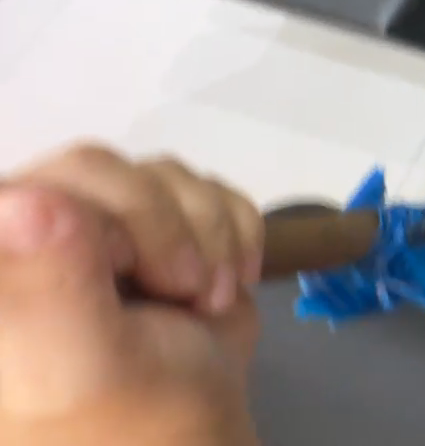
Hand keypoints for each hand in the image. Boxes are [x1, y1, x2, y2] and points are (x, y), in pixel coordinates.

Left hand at [0, 144, 265, 445]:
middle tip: (182, 287)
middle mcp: (18, 246)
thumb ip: (47, 289)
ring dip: (212, 233)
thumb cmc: (124, 416)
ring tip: (205, 295)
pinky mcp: (157, 226)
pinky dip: (237, 230)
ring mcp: (88, 233)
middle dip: (171, 226)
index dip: (99, 217)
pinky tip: (226, 279)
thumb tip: (26, 199)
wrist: (195, 431)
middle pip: (100, 169)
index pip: (29, 189)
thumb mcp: (81, 365)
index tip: (128, 275)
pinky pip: (210, 186)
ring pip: (164, 174)